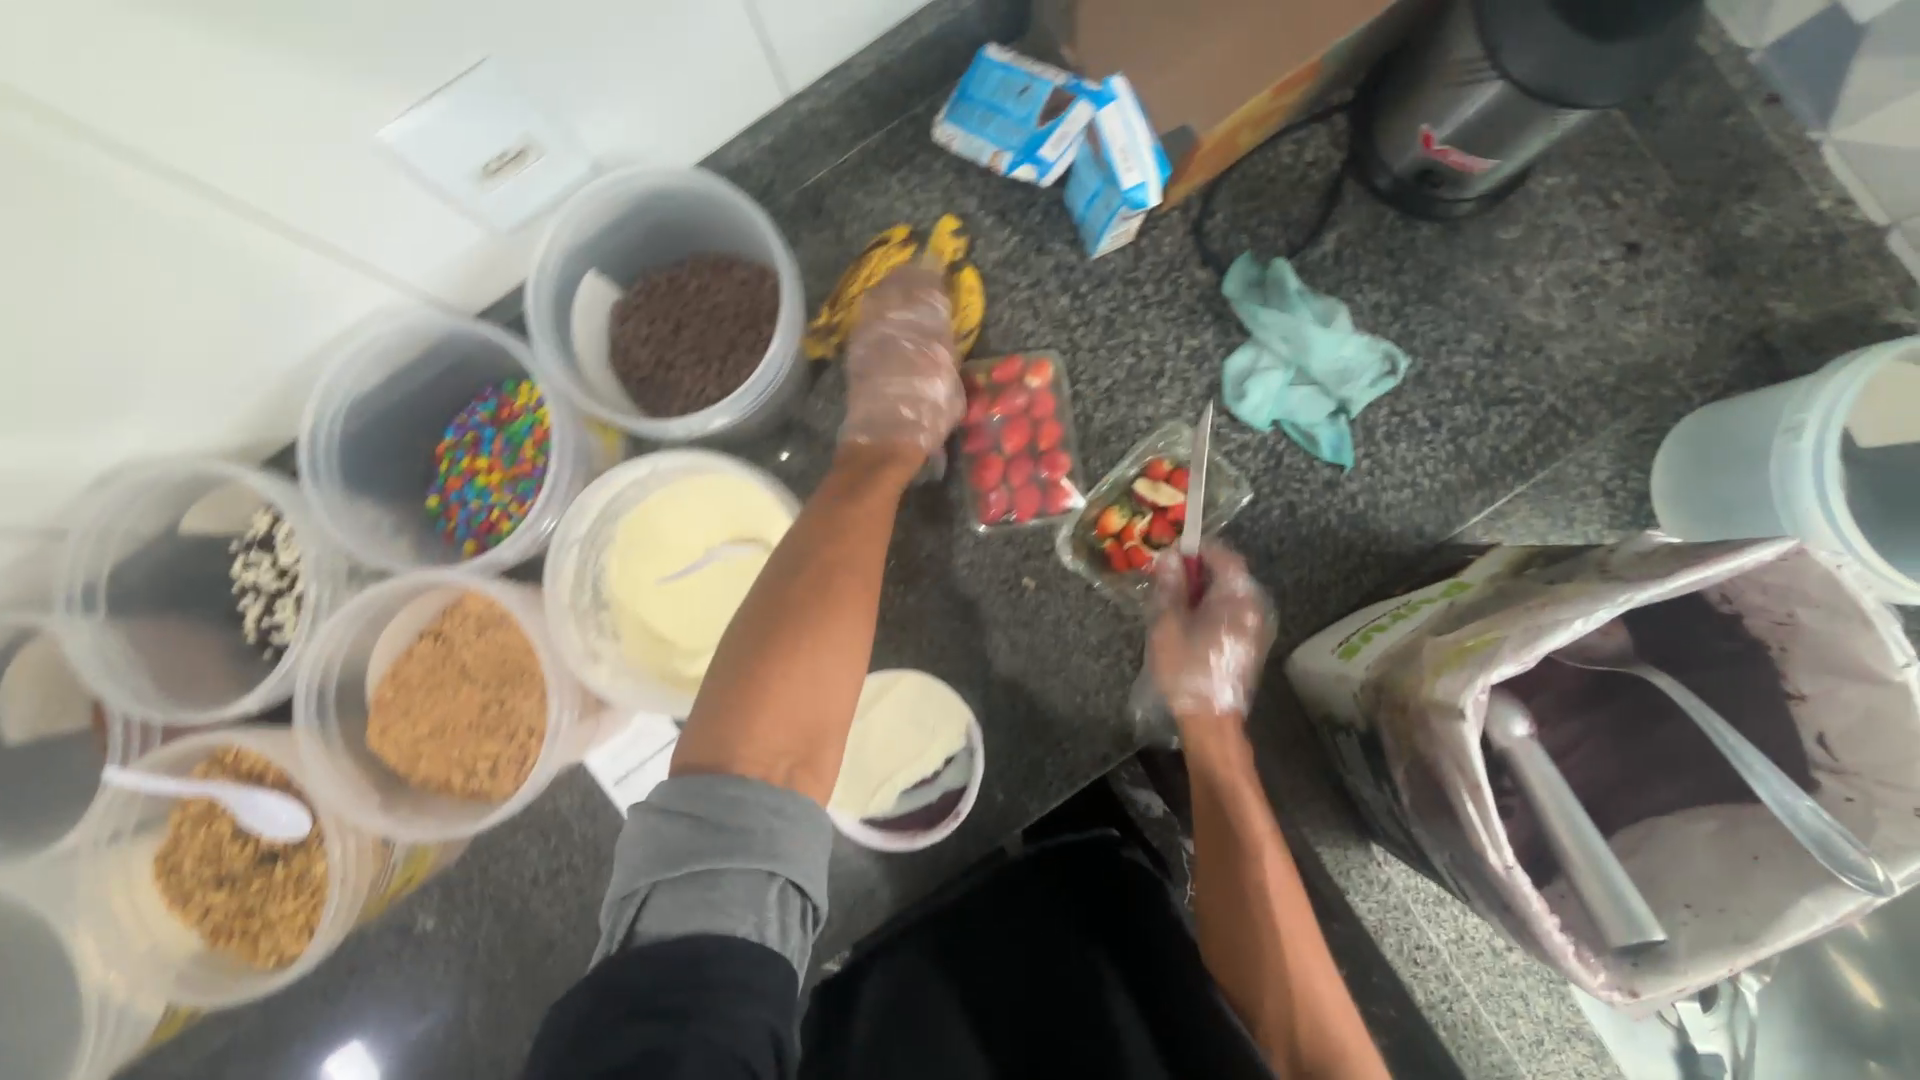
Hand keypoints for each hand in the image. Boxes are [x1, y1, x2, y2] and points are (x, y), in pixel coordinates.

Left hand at [839, 263, 963, 455]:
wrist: (886, 435)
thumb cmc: (928, 415)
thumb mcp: (952, 386)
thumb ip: (946, 358)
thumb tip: (942, 348)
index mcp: (931, 330)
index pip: (932, 290)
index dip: (934, 275)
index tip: (937, 263)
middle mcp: (901, 323)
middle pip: (903, 285)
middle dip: (911, 275)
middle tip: (916, 268)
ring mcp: (874, 332)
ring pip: (880, 294)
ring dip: (890, 286)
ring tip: (896, 282)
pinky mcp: (856, 346)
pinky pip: (867, 314)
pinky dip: (875, 305)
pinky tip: (878, 306)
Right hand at [1147, 541, 1275, 722]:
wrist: (1211, 718)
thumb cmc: (1187, 668)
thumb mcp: (1168, 623)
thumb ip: (1170, 586)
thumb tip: (1170, 558)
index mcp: (1237, 596)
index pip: (1224, 556)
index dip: (1197, 549)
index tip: (1172, 555)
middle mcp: (1255, 606)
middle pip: (1229, 575)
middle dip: (1198, 571)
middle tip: (1167, 580)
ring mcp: (1257, 626)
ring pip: (1230, 595)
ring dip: (1205, 592)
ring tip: (1175, 603)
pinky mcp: (1253, 644)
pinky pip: (1234, 613)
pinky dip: (1214, 609)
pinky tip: (1191, 624)